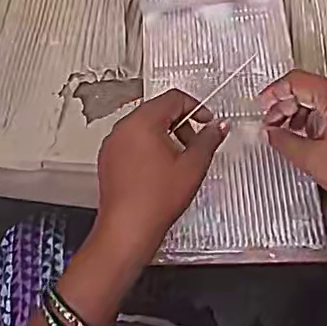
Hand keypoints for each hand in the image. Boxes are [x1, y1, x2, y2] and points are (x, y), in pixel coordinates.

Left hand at [93, 89, 228, 257]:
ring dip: (165, 134)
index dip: (195, 107)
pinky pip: (131, 142)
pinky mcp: (108, 159)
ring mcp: (112, 144)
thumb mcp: (193, 166)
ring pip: (143, 126)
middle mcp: (122, 129)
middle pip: (157, 110)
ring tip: (179, 158)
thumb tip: (218, 127)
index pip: (172, 98)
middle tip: (195, 141)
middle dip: (180, 123)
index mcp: (142, 123)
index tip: (206, 121)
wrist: (128, 228)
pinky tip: (160, 169)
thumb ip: (209, 139)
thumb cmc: (153, 201)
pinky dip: (148, 147)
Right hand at [258, 70, 326, 224]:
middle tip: (271, 125)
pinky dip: (316, 122)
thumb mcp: (312, 158)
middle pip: (310, 89)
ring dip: (299, 115)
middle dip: (285, 105)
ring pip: (321, 101)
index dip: (275, 93)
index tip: (262, 106)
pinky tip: (306, 140)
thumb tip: (271, 132)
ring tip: (285, 135)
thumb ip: (284, 140)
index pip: (298, 81)